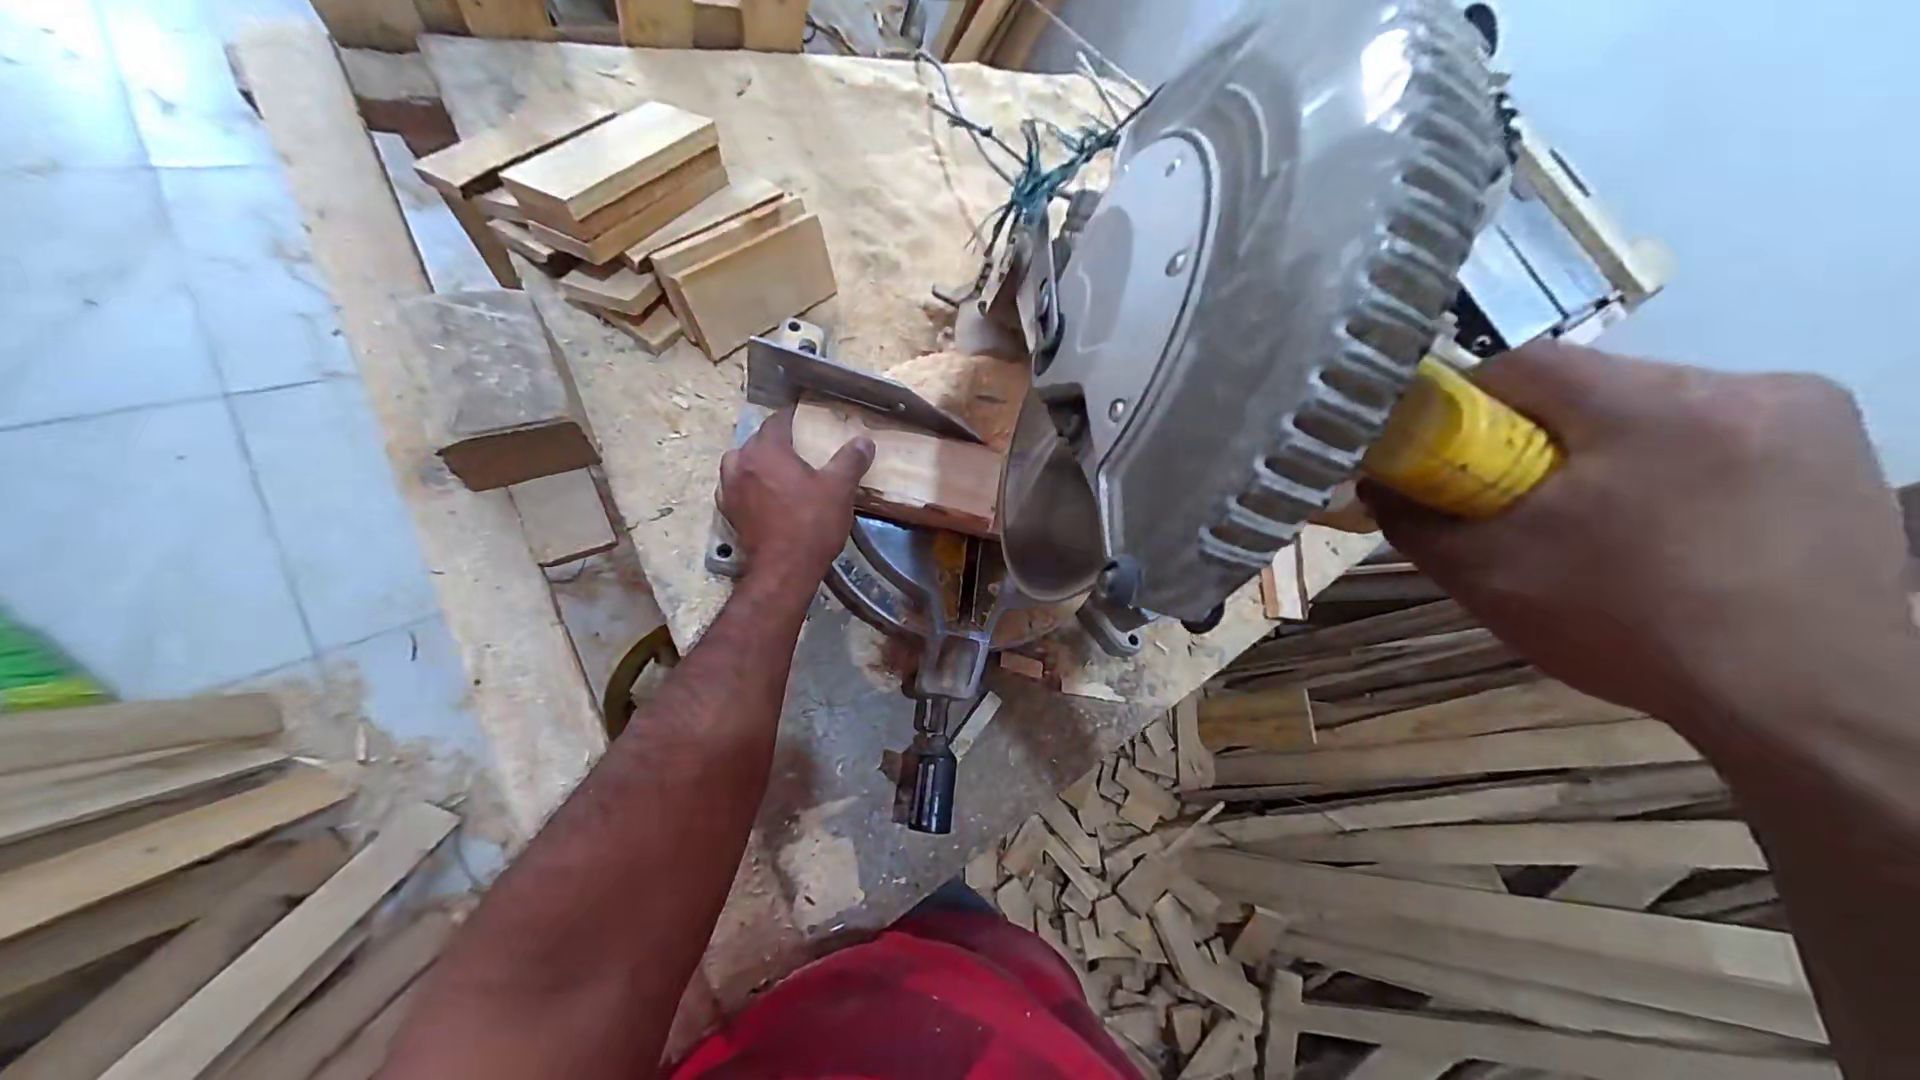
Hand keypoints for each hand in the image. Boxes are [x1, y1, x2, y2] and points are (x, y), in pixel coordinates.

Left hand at [719, 408, 874, 587]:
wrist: (784, 569)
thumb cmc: (812, 523)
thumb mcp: (839, 488)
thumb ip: (851, 460)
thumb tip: (864, 441)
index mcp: (767, 450)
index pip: (777, 421)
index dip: (791, 417)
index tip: (804, 417)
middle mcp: (742, 463)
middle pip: (756, 440)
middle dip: (774, 439)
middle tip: (796, 444)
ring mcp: (729, 488)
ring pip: (739, 461)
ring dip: (755, 460)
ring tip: (775, 467)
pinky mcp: (728, 511)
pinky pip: (734, 486)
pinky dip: (746, 484)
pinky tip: (761, 493)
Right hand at [1362, 340, 1914, 733]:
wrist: (1811, 704)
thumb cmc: (1627, 630)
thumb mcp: (1488, 579)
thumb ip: (1417, 521)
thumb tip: (1376, 483)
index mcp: (1647, 409)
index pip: (1523, 364)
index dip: (1467, 402)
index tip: (1449, 452)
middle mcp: (1738, 386)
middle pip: (1592, 384)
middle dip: (1538, 432)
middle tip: (1517, 496)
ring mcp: (1805, 411)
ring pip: (1655, 406)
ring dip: (1607, 447)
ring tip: (1595, 519)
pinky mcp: (1841, 446)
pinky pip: (1717, 430)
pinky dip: (1671, 461)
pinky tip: (1668, 522)